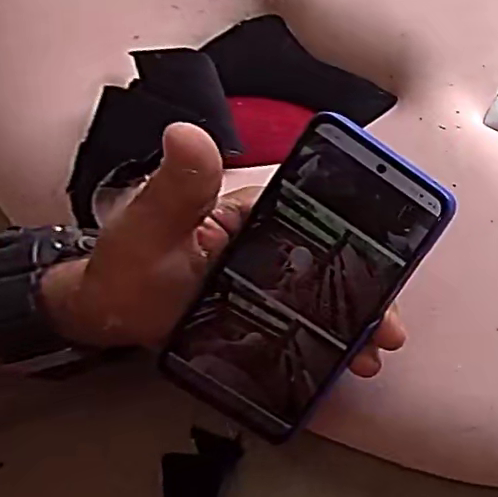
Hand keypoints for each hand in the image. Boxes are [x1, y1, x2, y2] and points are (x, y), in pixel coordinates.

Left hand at [40, 123, 407, 375]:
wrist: (110, 316)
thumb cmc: (127, 265)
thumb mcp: (150, 223)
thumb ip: (177, 188)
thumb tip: (189, 134)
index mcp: (265, 215)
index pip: (326, 219)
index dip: (361, 242)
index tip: (387, 267)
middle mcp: (284, 246)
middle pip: (344, 266)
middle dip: (374, 297)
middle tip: (387, 328)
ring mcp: (284, 283)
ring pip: (337, 300)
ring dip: (362, 326)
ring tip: (372, 353)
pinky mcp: (279, 315)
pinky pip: (317, 326)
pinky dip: (338, 344)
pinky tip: (351, 362)